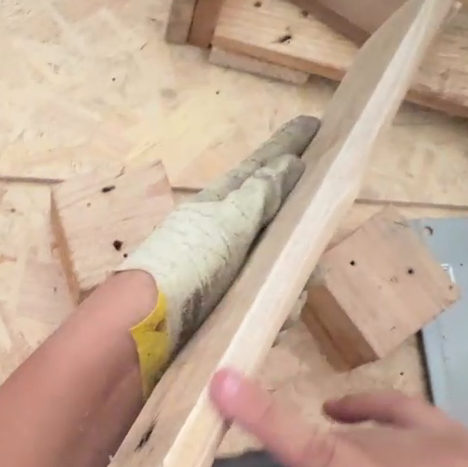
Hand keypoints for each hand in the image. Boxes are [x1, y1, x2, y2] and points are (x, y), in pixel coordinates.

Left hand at [115, 116, 317, 391]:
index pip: (256, 173)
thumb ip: (255, 199)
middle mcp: (218, 244)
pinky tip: (288, 308)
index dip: (284, 151)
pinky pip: (260, 308)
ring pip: (270, 268)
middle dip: (298, 216)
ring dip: (293, 268)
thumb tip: (288, 165)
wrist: (137, 338)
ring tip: (312, 269)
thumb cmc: (179, 270)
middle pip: (268, 222)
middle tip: (330, 209)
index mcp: (213, 212)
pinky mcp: (222, 322)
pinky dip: (277, 307)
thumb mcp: (220, 226)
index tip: (315, 128)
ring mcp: (221, 284)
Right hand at [209, 369, 467, 466]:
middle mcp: (430, 460)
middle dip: (306, 461)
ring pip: (374, 430)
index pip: (316, 451)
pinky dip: (374, 411)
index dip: (264, 416)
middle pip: (341, 442)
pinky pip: (413, 413)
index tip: (223, 381)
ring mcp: (462, 444)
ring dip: (342, 450)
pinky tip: (349, 414)